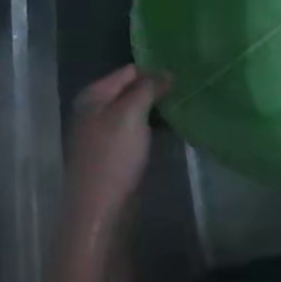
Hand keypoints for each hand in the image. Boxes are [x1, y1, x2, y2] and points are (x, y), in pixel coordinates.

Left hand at [59, 66, 169, 273]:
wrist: (98, 210)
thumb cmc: (113, 156)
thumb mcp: (131, 114)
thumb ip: (147, 88)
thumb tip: (167, 72)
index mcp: (93, 95)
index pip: (129, 71)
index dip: (155, 72)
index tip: (183, 78)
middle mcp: (94, 110)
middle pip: (131, 90)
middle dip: (157, 91)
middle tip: (187, 92)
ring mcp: (101, 134)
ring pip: (135, 112)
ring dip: (156, 111)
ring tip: (183, 109)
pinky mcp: (112, 155)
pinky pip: (135, 131)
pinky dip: (151, 129)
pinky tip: (170, 132)